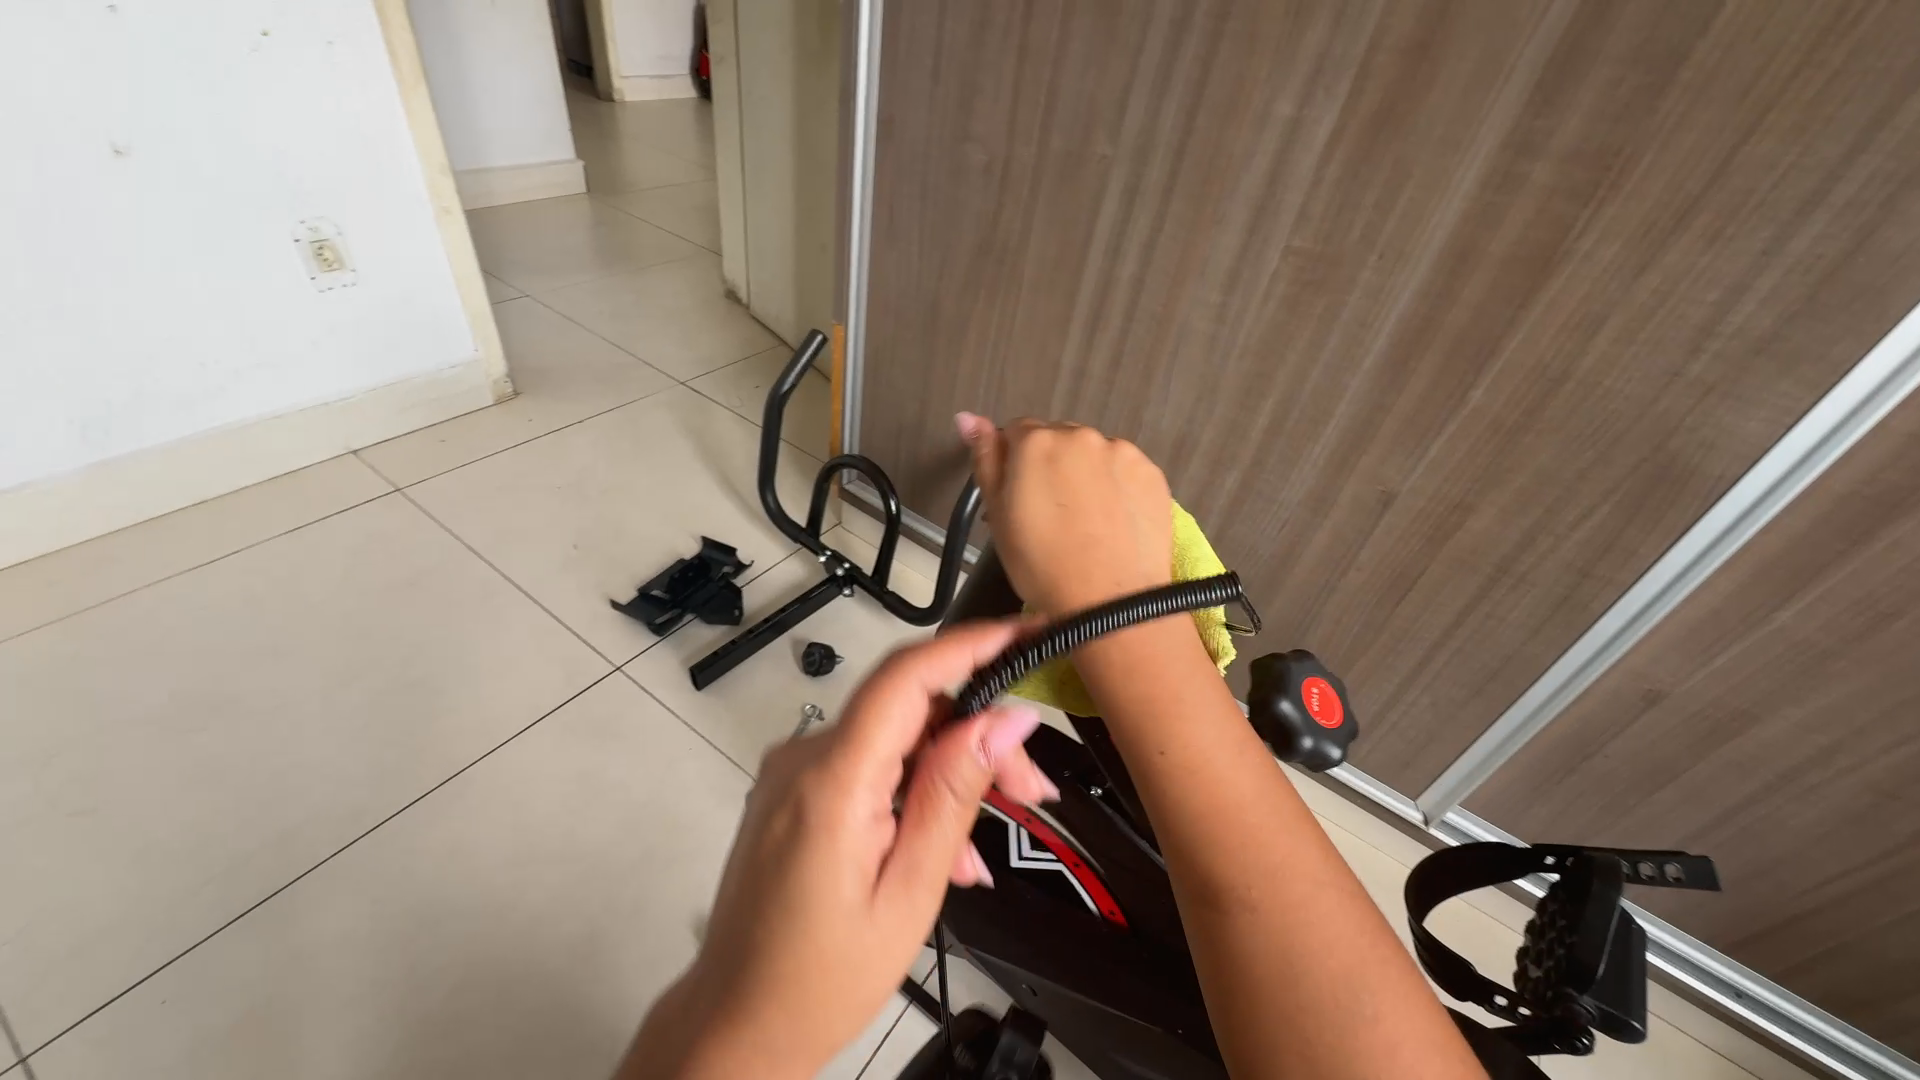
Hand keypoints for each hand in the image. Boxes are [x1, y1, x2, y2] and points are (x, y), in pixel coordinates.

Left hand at [619, 620, 1056, 1078]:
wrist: (737, 1022)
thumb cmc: (820, 979)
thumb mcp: (909, 892)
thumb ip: (954, 794)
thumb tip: (1004, 720)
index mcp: (832, 781)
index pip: (905, 677)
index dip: (969, 644)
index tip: (1024, 631)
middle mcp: (805, 757)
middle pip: (910, 706)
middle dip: (978, 731)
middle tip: (1032, 787)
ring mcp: (795, 770)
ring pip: (896, 735)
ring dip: (952, 766)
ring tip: (992, 832)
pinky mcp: (796, 788)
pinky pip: (871, 763)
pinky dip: (915, 787)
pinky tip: (945, 841)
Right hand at [956, 414, 1171, 616]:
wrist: (1108, 601)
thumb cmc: (1042, 565)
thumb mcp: (999, 515)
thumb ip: (985, 459)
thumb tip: (968, 417)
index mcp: (1035, 442)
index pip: (1016, 433)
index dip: (1014, 465)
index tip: (1021, 498)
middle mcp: (1080, 436)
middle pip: (1057, 438)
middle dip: (1051, 465)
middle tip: (1050, 514)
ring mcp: (1121, 453)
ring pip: (1093, 454)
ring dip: (1085, 474)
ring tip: (1084, 521)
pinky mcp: (1151, 474)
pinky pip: (1124, 470)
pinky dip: (1116, 487)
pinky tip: (1111, 522)